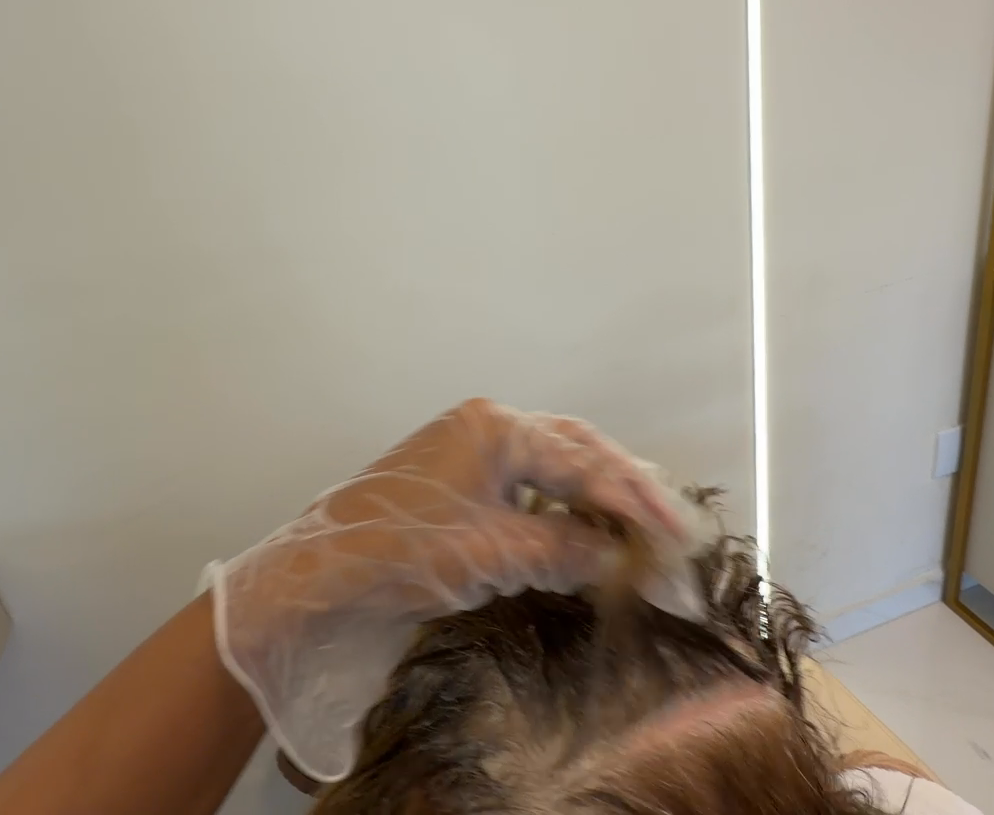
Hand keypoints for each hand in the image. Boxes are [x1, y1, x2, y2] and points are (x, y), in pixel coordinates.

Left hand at [205, 399, 696, 782]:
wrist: (321, 569)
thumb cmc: (404, 550)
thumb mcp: (492, 552)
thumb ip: (563, 550)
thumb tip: (620, 558)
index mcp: (496, 427)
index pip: (580, 460)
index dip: (630, 498)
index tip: (673, 531)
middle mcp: (486, 425)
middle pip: (572, 447)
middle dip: (620, 484)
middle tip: (666, 519)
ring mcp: (469, 446)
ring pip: (550, 462)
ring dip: (592, 492)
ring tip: (636, 520)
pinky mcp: (458, 474)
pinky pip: (524, 482)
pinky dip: (558, 504)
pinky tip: (579, 525)